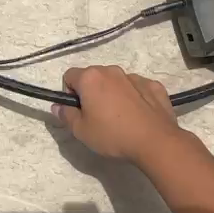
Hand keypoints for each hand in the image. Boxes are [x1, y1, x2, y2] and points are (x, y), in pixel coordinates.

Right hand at [52, 66, 186, 164]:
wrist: (155, 141)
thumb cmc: (112, 135)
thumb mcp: (81, 131)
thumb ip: (66, 115)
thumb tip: (58, 106)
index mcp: (90, 78)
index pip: (69, 76)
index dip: (69, 94)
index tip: (77, 111)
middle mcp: (112, 71)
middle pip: (93, 77)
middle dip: (91, 92)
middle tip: (96, 116)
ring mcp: (135, 77)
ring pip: (116, 82)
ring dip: (113, 93)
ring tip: (120, 118)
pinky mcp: (154, 86)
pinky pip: (137, 88)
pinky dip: (134, 97)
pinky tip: (138, 115)